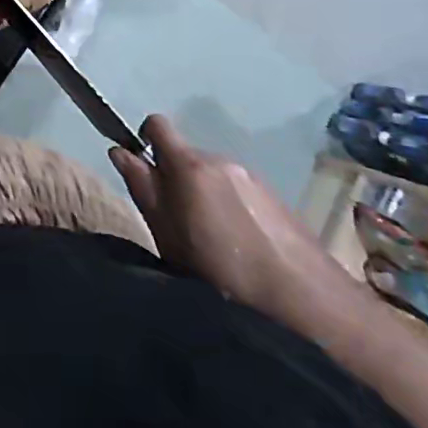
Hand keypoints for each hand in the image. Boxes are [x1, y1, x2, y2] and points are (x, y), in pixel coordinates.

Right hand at [111, 115, 367, 327]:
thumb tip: (120, 151)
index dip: (144, 140)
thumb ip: (143, 188)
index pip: (157, 124)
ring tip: (214, 239)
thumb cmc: (221, 269)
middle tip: (179, 221)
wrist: (307, 302)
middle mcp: (221, 159)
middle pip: (186, 155)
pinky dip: (231, 208)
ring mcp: (253, 177)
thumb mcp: (166, 233)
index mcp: (190, 164)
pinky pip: (239, 191)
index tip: (144, 172)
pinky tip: (242, 245)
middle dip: (177, 178)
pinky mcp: (277, 198)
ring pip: (213, 175)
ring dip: (206, 195)